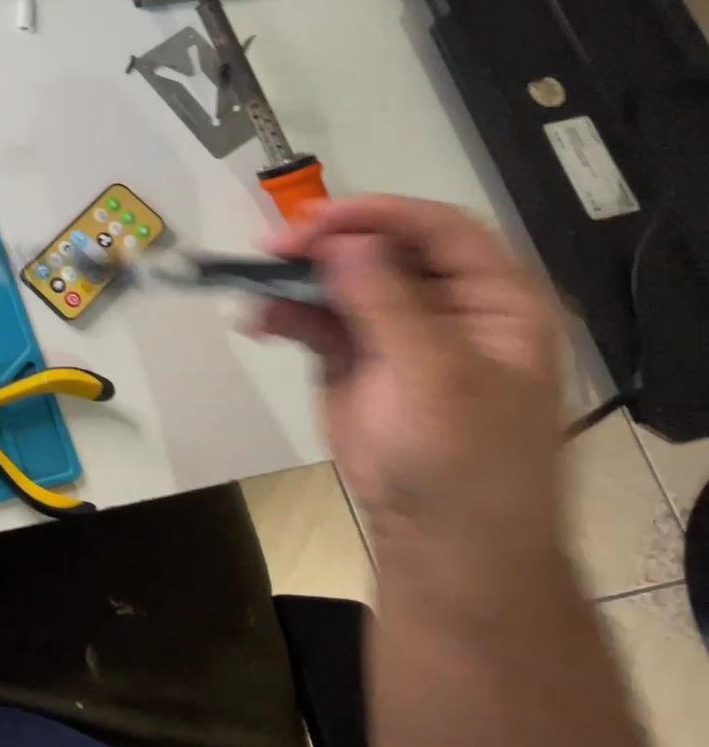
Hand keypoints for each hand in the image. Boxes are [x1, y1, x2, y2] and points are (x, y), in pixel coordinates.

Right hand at [251, 195, 565, 547]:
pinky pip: (311, 316)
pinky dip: (281, 313)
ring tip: (254, 290)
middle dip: (324, 245)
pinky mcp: (351, 354)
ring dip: (293, 280)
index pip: (440, 231)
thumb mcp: (433, 374)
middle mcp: (444, 305)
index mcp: (493, 302)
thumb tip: (341, 242)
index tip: (315, 220)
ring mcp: (393, 329)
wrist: (437, 531)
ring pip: (337, 279)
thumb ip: (386, 302)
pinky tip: (258, 324)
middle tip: (272, 248)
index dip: (379, 215)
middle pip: (380, 249)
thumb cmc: (462, 454)